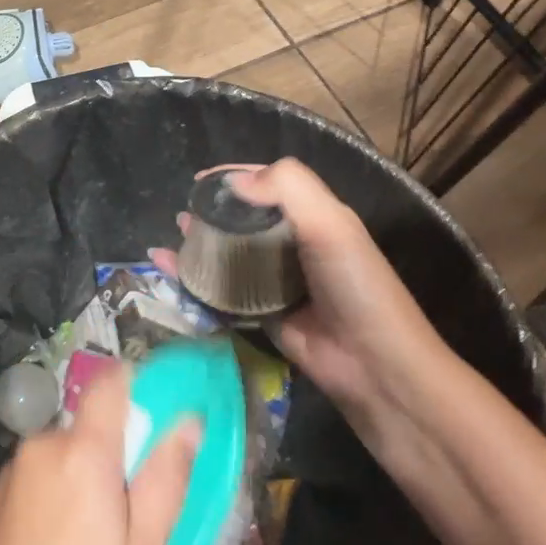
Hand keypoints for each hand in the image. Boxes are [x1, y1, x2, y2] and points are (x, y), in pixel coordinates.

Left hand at [0, 366, 199, 544]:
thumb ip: (166, 480)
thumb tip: (189, 421)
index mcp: (81, 449)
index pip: (111, 381)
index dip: (139, 385)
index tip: (163, 411)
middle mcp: (43, 443)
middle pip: (92, 427)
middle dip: (116, 456)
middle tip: (133, 508)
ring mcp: (15, 467)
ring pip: (67, 454)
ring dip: (87, 478)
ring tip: (98, 535)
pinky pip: (43, 475)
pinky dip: (60, 493)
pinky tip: (65, 540)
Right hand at [152, 159, 445, 409]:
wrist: (375, 367)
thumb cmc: (356, 285)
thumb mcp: (330, 223)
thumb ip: (287, 188)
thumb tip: (233, 182)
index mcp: (316, 217)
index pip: (271, 185)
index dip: (236, 177)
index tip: (200, 181)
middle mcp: (295, 245)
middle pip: (246, 219)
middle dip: (213, 211)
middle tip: (183, 211)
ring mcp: (277, 282)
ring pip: (231, 254)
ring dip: (201, 242)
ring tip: (174, 236)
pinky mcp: (262, 315)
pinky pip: (222, 291)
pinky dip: (195, 279)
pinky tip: (170, 270)